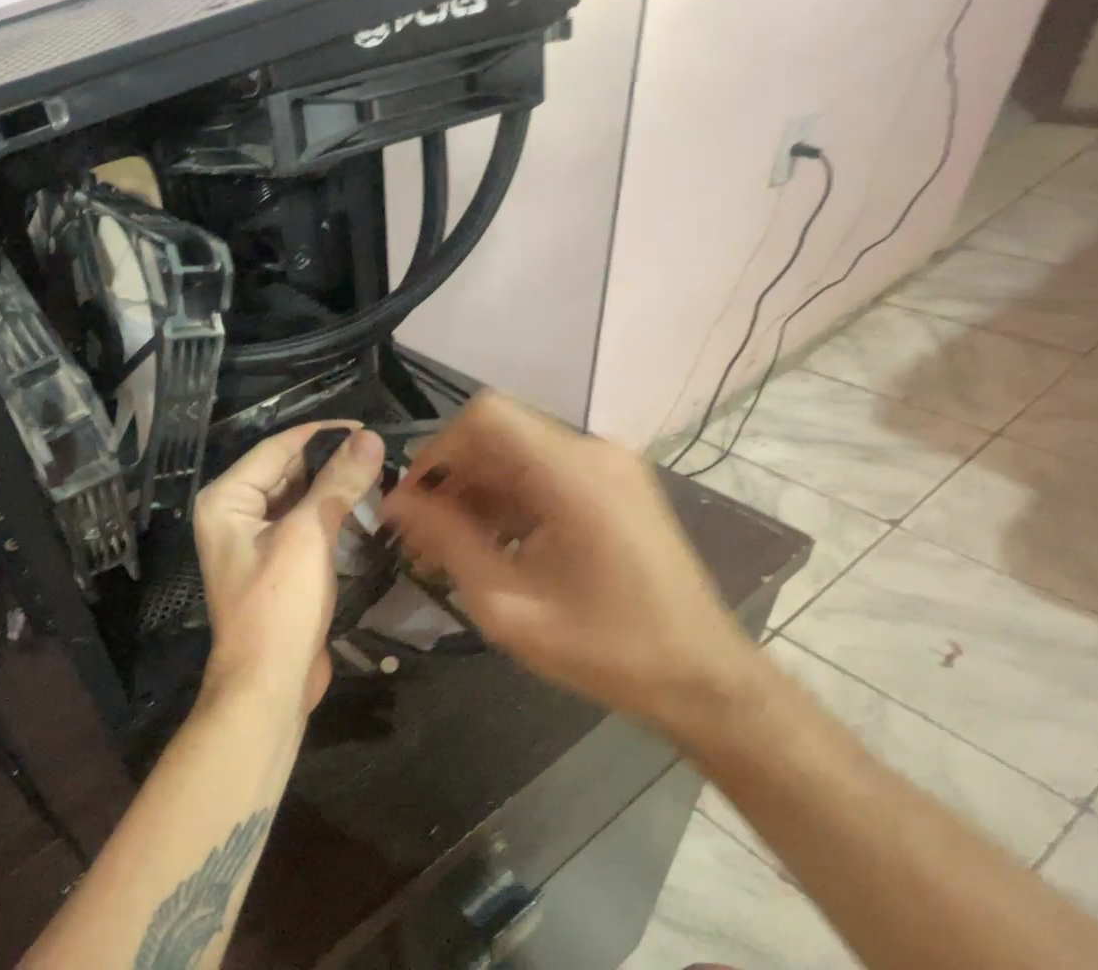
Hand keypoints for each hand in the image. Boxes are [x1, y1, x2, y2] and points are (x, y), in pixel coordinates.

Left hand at [192, 422, 384, 712]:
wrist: (269, 682)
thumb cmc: (280, 604)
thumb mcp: (310, 536)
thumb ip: (337, 483)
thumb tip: (369, 437)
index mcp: (225, 499)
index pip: (277, 449)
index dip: (322, 434)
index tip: (368, 427)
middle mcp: (232, 514)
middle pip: (285, 472)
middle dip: (329, 461)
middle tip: (381, 452)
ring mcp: (252, 541)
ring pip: (296, 499)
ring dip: (332, 488)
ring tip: (380, 474)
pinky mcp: (274, 564)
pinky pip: (302, 526)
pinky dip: (329, 516)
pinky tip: (363, 510)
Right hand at [378, 392, 760, 738]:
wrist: (702, 680)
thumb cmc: (605, 647)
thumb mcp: (507, 602)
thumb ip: (447, 541)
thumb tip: (395, 502)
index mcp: (572, 473)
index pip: (484, 417)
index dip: (437, 451)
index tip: (413, 502)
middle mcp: (593, 454)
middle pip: (497, 437)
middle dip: (450, 480)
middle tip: (420, 537)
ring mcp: (609, 471)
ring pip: (515, 458)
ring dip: (474, 496)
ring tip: (446, 552)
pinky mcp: (614, 491)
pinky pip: (542, 478)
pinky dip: (506, 504)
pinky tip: (488, 551)